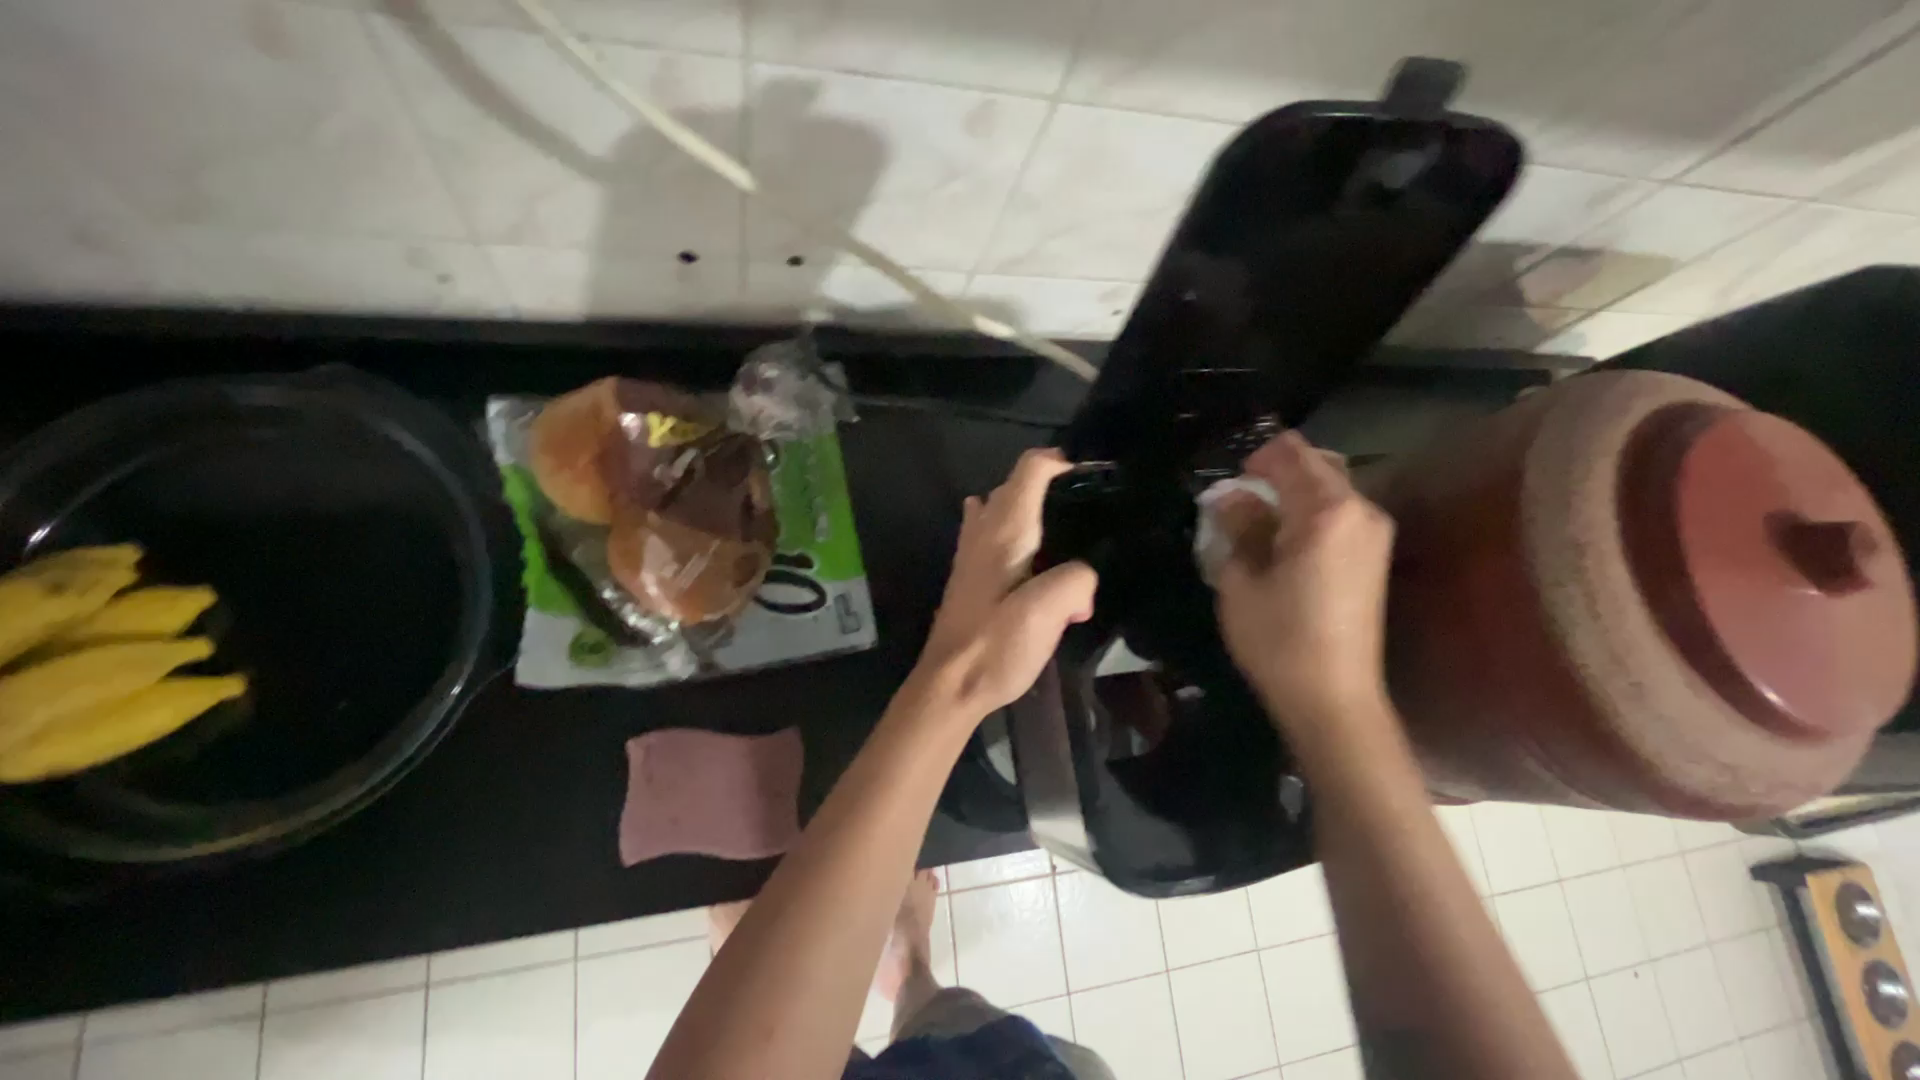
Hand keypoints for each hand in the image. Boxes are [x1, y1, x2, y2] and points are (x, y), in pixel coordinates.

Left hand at [911, 448, 1097, 720]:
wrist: (948, 687)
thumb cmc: (995, 647)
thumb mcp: (1046, 612)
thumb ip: (1075, 581)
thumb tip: (1083, 580)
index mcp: (1004, 531)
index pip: (1031, 470)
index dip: (1064, 462)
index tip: (1098, 477)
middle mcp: (984, 532)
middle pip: (1017, 485)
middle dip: (1054, 487)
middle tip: (1094, 511)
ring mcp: (971, 553)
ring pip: (1003, 510)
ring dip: (1035, 512)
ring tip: (1070, 535)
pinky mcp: (970, 577)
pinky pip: (995, 537)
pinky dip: (1020, 536)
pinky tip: (1037, 562)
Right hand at [1214, 431, 1394, 731]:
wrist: (1334, 697)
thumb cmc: (1279, 639)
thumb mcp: (1241, 580)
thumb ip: (1237, 528)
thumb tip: (1232, 500)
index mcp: (1326, 511)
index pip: (1290, 454)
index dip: (1256, 459)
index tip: (1230, 483)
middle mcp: (1360, 511)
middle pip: (1318, 464)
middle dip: (1277, 473)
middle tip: (1242, 502)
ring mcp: (1375, 534)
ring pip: (1332, 488)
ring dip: (1295, 494)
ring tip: (1260, 524)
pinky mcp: (1376, 557)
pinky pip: (1342, 514)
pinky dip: (1312, 514)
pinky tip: (1286, 544)